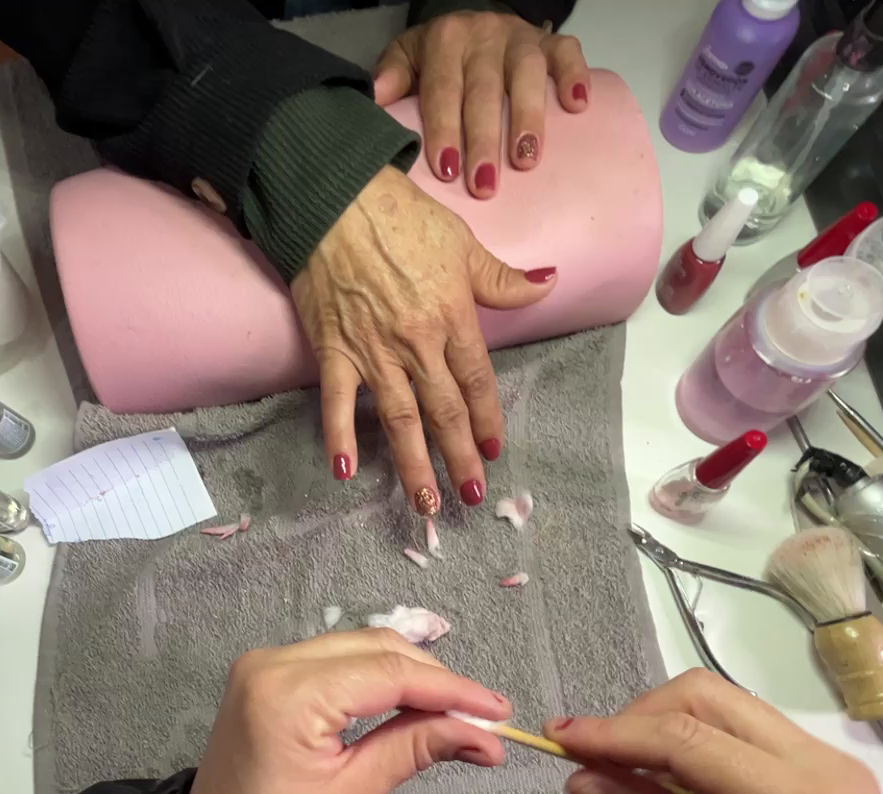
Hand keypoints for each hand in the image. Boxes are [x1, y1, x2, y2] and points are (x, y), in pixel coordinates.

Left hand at [181, 629, 509, 793]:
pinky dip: (376, 676)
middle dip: (433, 678)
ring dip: (408, 673)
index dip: (450, 688)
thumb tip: (485, 735)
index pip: (388, 673)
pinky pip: (335, 659)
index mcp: (289, 694)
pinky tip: (408, 699)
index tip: (498, 710)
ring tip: (453, 710)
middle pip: (375, 648)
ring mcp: (266, 662)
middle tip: (480, 715)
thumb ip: (416, 747)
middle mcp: (273, 661)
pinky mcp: (267, 672)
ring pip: (358, 647)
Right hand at [294, 166, 553, 515]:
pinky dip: (339, 436)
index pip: (477, 380)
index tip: (495, 450)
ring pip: (400, 419)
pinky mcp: (336, 352)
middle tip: (470, 495)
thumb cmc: (400, 217)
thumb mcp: (463, 243)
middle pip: (444, 411)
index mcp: (452, 318)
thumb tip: (548, 286)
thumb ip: (503, 279)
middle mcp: (417, 344)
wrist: (334, 201)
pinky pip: (338, 403)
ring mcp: (374, 353)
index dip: (487, 418)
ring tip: (424, 503)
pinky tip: (345, 471)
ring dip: (414, 464)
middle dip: (459, 457)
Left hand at [373, 10, 589, 197]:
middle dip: (484, 140)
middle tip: (484, 185)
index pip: (442, 90)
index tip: (447, 170)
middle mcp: (483, 36)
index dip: (444, 129)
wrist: (471, 28)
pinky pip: (567, 51)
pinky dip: (575, 75)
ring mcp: (519, 38)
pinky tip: (578, 106)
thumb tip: (373, 99)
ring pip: (526, 75)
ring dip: (528, 119)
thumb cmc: (436, 61)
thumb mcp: (407, 60)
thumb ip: (392, 78)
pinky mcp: (549, 41)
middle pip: (483, 91)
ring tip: (526, 160)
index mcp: (445, 42)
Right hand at [547, 672, 882, 793]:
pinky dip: (694, 741)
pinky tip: (669, 779)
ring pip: (723, 704)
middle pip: (705, 697)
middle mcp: (821, 762)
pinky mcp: (825, 771)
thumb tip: (583, 776)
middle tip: (591, 756)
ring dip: (663, 724)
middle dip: (637, 718)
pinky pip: (743, 730)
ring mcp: (828, 761)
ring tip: (622, 768)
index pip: (685, 737)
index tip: (556, 738)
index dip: (612, 733)